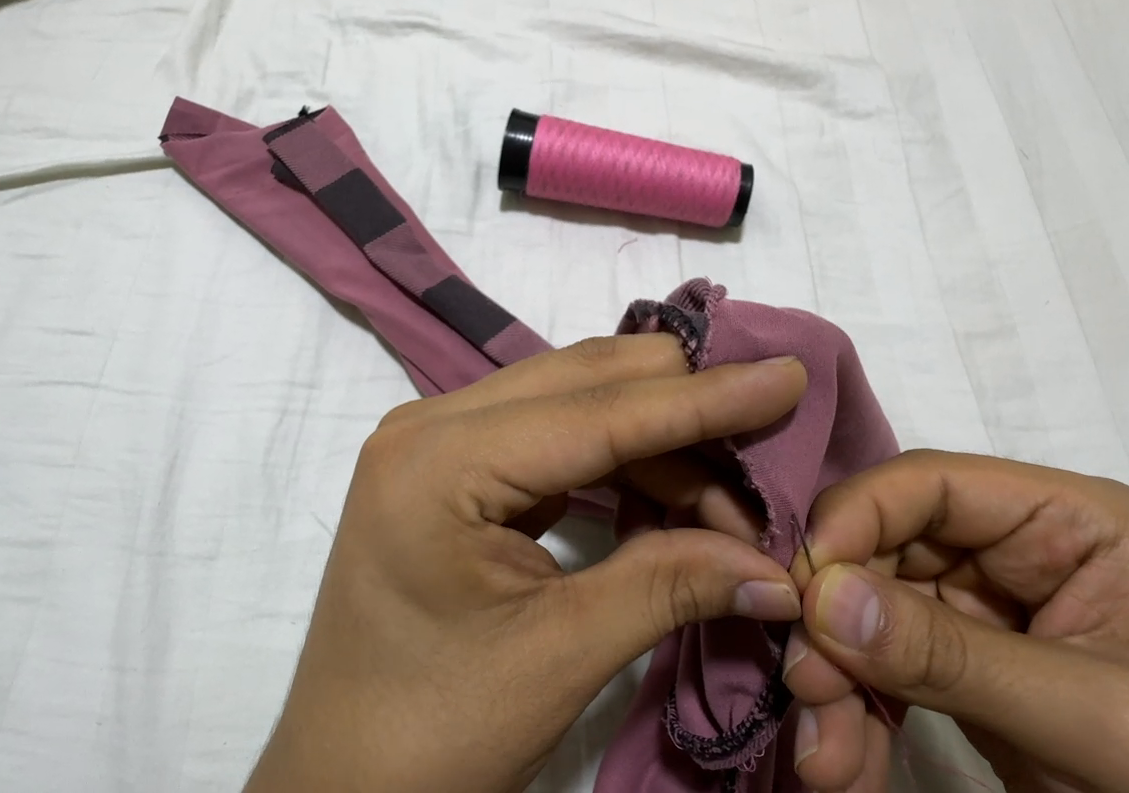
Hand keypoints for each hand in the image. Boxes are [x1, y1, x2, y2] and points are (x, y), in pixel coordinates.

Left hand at [245, 335, 808, 792]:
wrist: (341, 782)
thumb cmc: (433, 731)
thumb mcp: (559, 656)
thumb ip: (670, 586)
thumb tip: (778, 565)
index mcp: (439, 459)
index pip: (596, 412)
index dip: (701, 398)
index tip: (786, 376)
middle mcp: (433, 423)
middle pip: (585, 382)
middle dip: (685, 407)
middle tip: (774, 438)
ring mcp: (443, 440)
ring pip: (578, 403)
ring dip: (663, 440)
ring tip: (735, 497)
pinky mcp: (461, 468)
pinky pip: (560, 439)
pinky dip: (626, 461)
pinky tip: (678, 493)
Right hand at [781, 451, 1128, 792]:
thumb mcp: (1093, 722)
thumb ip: (949, 656)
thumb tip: (818, 596)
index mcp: (1071, 522)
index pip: (934, 485)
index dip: (856, 519)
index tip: (798, 587)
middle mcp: (1022, 552)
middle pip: (890, 551)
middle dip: (840, 622)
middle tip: (803, 689)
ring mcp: (992, 615)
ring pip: (875, 616)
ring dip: (839, 681)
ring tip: (824, 759)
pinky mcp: (971, 673)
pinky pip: (888, 672)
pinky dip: (857, 714)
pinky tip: (841, 766)